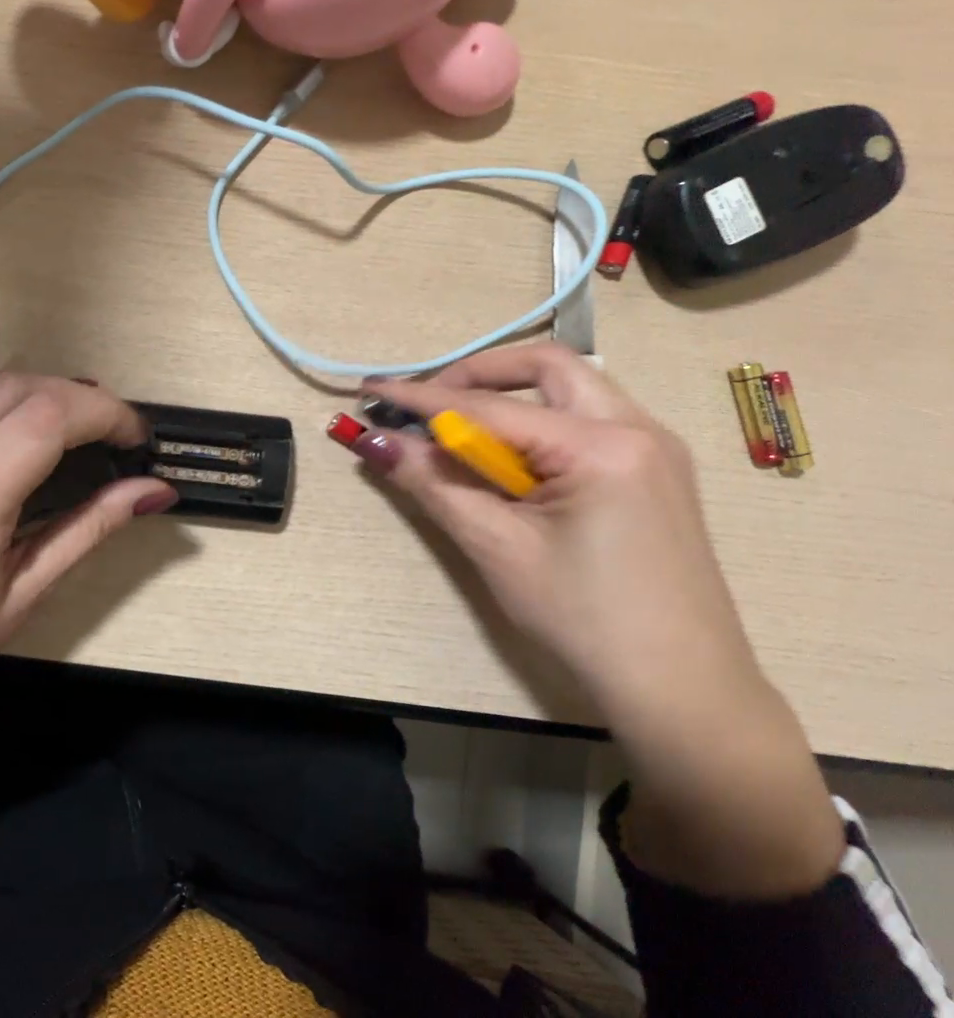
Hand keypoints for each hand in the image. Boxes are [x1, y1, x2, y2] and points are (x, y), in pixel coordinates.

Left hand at [0, 318, 175, 761]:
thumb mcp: (28, 591)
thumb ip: (90, 528)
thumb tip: (155, 488)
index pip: (46, 422)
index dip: (102, 412)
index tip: (134, 434)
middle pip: (14, 394)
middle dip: (74, 397)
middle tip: (108, 426)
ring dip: (31, 385)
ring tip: (70, 404)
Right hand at [349, 343, 749, 700]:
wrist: (678, 681)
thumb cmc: (582, 615)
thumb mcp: (496, 547)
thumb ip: (434, 484)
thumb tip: (373, 441)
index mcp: (602, 446)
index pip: (488, 407)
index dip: (421, 398)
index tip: (370, 390)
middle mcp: (638, 429)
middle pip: (549, 368)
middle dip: (477, 375)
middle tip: (424, 405)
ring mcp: (654, 450)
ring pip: (572, 392)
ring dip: (508, 400)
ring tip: (456, 437)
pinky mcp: (653, 474)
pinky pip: (587, 424)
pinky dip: (536, 427)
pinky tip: (508, 466)